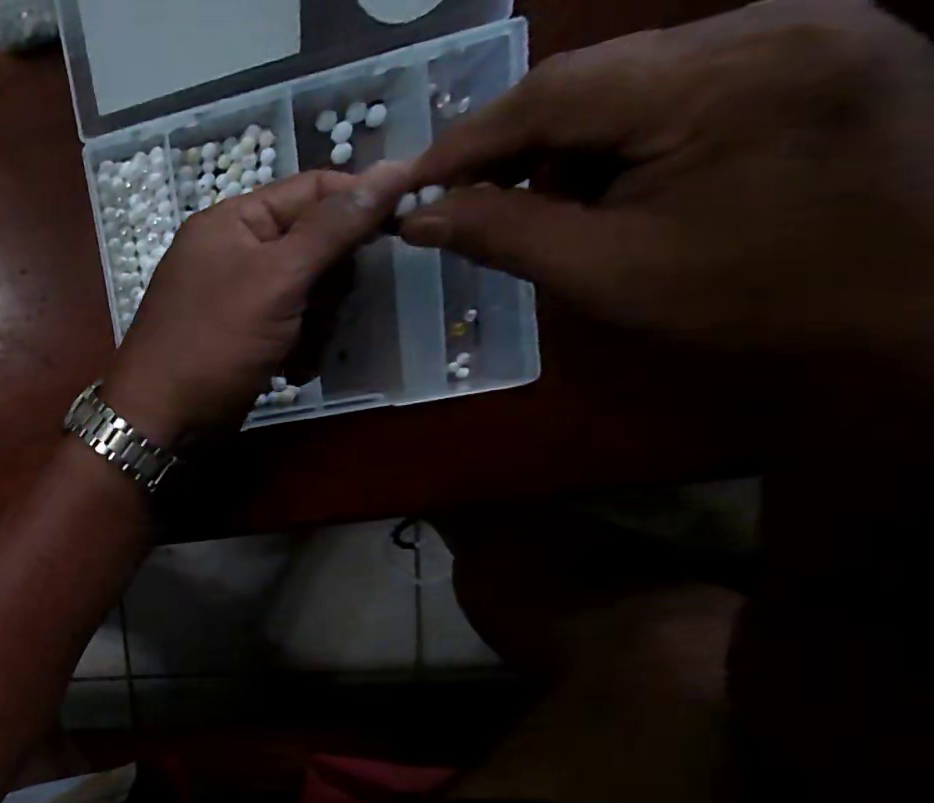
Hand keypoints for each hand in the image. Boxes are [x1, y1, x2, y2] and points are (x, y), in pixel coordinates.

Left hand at [104, 162, 414, 444]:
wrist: (159, 421)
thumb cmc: (212, 343)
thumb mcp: (276, 278)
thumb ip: (333, 227)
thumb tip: (394, 168)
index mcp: (231, 222)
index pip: (313, 189)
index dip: (360, 203)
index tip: (406, 225)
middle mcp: (231, 252)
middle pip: (314, 243)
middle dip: (331, 282)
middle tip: (328, 309)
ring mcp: (234, 297)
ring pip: (307, 291)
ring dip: (317, 323)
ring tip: (302, 349)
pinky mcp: (239, 336)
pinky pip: (288, 326)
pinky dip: (297, 347)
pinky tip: (294, 369)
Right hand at [401, 0, 933, 359]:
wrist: (923, 287)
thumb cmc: (757, 291)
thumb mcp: (607, 271)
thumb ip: (504, 233)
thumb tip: (416, 217)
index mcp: (724, 77)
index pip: (552, 91)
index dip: (464, 142)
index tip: (406, 189)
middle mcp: (766, 21)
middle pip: (587, 72)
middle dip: (509, 141)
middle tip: (458, 202)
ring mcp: (799, 21)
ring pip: (625, 71)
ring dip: (560, 136)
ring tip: (537, 199)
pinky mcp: (809, 40)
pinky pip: (675, 73)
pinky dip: (617, 125)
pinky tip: (607, 175)